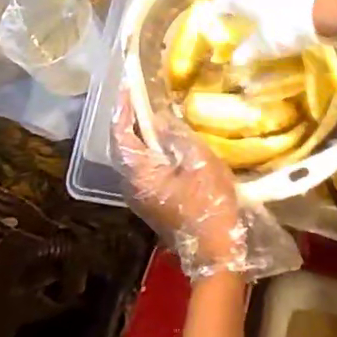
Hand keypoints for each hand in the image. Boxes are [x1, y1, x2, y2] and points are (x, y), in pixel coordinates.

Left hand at [113, 95, 244, 276]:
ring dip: (142, 132)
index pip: (120, 132)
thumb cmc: (209, 205)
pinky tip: (168, 138)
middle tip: (144, 92)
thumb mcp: (198, 160)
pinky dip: (152, 148)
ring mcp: (142, 196)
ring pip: (135, 156)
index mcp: (138, 172)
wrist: (216, 253)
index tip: (130, 83)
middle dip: (132, 116)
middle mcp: (131, 184)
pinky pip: (146, 167)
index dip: (123, 106)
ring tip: (156, 108)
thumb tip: (159, 118)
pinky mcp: (154, 202)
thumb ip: (175, 135)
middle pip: (124, 143)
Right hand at [210, 0, 336, 65]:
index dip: (216, 12)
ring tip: (260, 10)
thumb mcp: (264, 45)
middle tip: (238, 16)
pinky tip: (283, 4)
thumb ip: (247, 52)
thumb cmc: (286, 27)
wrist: (326, 6)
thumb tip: (234, 60)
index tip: (215, 20)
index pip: (220, 1)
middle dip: (238, 3)